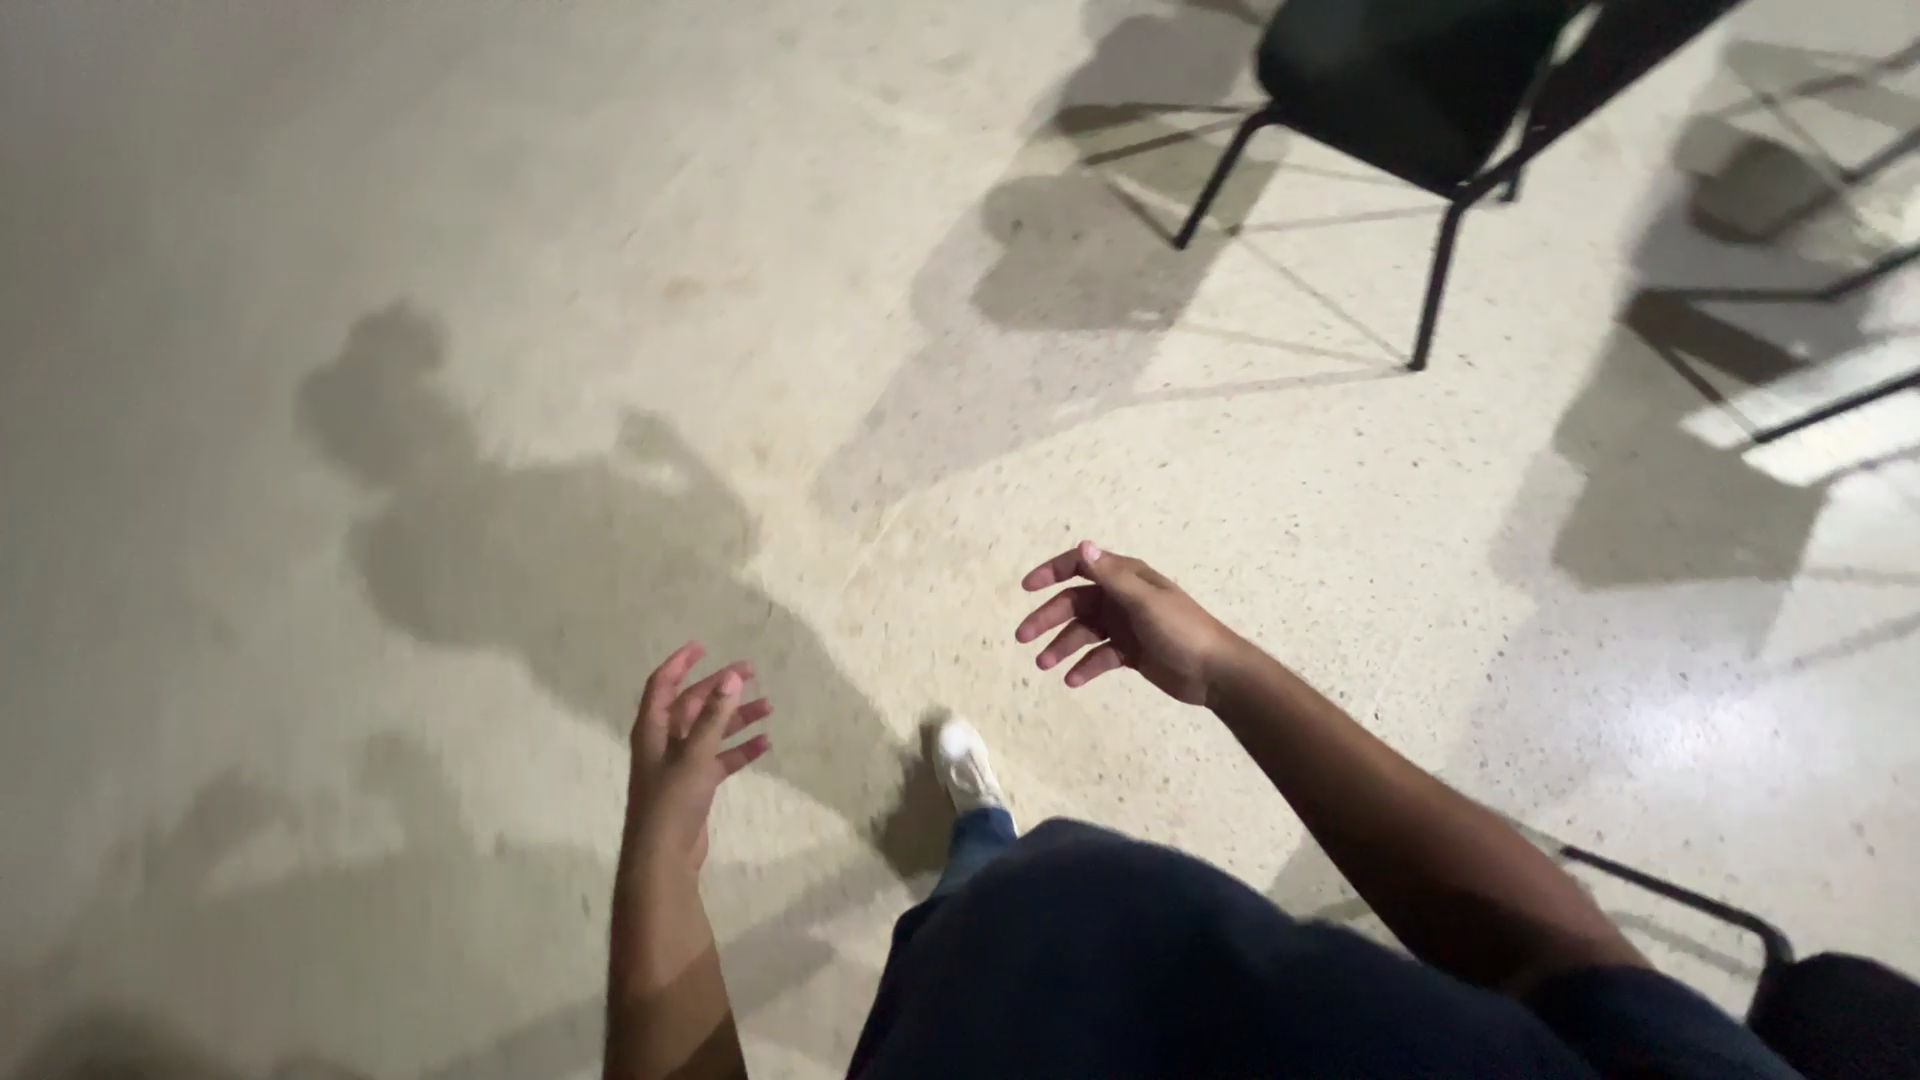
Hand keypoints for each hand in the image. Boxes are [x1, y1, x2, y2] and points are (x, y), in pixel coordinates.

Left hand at [626, 642, 772, 877]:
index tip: (703, 645)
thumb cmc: (672, 801)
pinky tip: (764, 743)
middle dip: (720, 687)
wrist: (663, 857)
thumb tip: (732, 676)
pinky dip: (740, 749)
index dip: (680, 662)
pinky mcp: (696, 783)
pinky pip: (721, 757)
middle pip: (693, 704)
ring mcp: (681, 763)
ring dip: (736, 717)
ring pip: (711, 730)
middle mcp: (664, 741)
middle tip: (750, 671)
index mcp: (653, 729)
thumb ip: (715, 715)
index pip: (663, 684)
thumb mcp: (695, 754)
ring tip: (768, 706)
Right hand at [1015, 541, 1240, 705]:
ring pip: (1082, 633)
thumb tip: (1082, 544)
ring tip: (1044, 665)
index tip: (1027, 588)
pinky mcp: (1129, 652)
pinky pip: (1098, 656)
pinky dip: (1084, 667)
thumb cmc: (1182, 630)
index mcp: (1126, 578)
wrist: (1215, 672)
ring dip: (1061, 647)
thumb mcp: (1144, 601)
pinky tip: (1073, 680)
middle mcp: (1121, 598)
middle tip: (1023, 637)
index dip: (1052, 573)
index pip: (1081, 566)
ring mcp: (1124, 626)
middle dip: (1047, 618)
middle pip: (1074, 603)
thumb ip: (1111, 576)